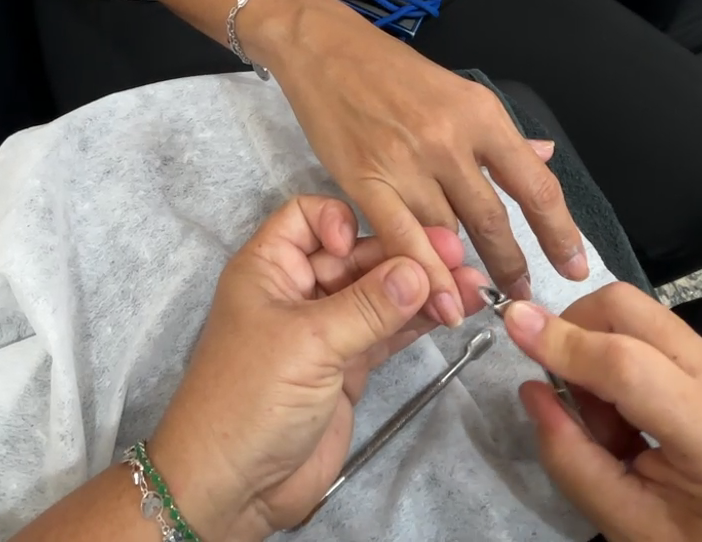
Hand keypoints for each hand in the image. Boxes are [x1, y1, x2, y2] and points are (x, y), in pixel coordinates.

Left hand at [148, 196, 490, 541]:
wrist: (233, 485)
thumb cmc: (251, 396)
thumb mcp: (309, 342)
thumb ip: (368, 306)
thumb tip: (418, 271)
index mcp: (270, 266)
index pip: (308, 217)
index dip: (340, 220)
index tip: (368, 240)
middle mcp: (298, 288)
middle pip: (354, 255)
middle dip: (401, 255)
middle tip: (454, 255)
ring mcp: (324, 327)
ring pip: (377, 294)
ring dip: (419, 288)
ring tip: (468, 284)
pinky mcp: (346, 364)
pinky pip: (385, 331)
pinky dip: (415, 322)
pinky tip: (449, 312)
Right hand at [244, 0, 585, 323]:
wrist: (325, 49)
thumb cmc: (388, 67)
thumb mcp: (455, 89)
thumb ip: (498, 132)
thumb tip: (544, 156)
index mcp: (480, 114)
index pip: (536, 185)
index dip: (560, 234)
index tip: (574, 267)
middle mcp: (450, 141)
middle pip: (494, 220)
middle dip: (512, 266)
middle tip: (522, 294)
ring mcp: (406, 163)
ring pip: (449, 234)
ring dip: (467, 272)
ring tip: (478, 298)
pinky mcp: (365, 179)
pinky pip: (404, 238)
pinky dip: (426, 276)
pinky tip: (442, 304)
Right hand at [502, 284, 701, 541]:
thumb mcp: (637, 532)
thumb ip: (573, 461)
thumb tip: (532, 390)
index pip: (627, 364)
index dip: (562, 340)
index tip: (508, 322)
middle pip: (629, 308)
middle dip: (574, 327)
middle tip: (565, 392)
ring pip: (639, 315)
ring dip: (599, 347)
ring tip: (609, 423)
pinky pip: (658, 334)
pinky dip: (625, 356)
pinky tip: (636, 416)